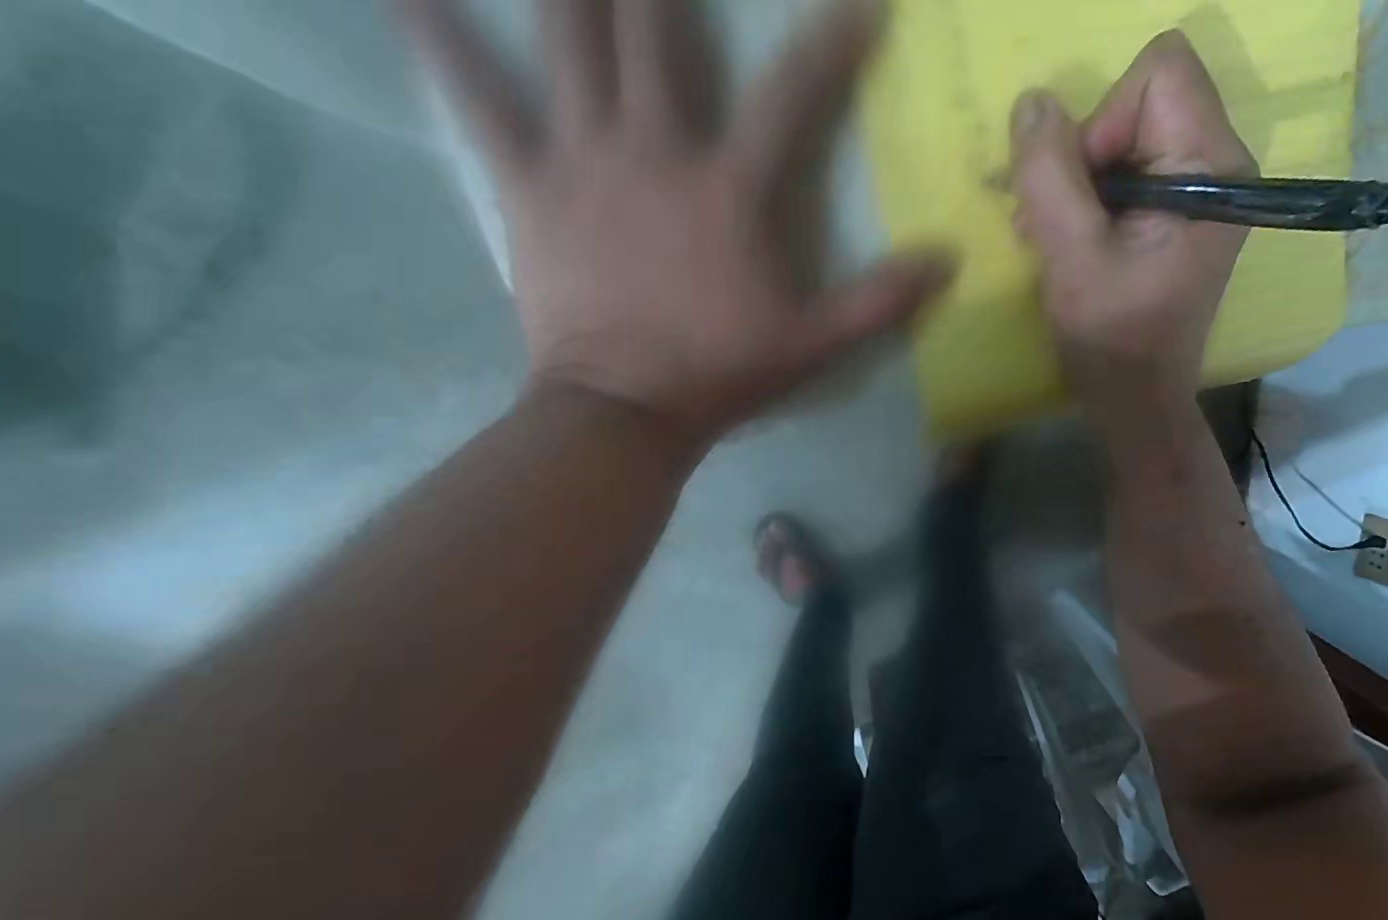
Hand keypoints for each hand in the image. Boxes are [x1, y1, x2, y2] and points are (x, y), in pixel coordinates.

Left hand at [401, 0, 955, 452]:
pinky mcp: (528, 184)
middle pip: (654, 26)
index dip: (830, 42)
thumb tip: (949, 261)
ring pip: (566, 35)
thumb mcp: (814, 344)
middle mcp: (655, 150)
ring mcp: (584, 159)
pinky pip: (476, 98)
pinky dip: (439, 36)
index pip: (792, 94)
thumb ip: (880, 302)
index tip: (861, 8)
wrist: (625, 412)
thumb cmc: (721, 374)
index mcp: (730, 189)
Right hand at [1008, 31, 1254, 421]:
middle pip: (1140, 100)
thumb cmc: (1112, 342)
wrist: (1137, 401)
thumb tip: (1032, 104)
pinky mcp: (1177, 211)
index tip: (1086, 194)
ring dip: (1077, 182)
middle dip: (1084, 156)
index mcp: (1212, 168)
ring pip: (1125, 135)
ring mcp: (1199, 189)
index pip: (1159, 74)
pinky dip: (1088, 198)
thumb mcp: (1072, 260)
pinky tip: (1069, 241)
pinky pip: (1126, 168)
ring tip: (1056, 239)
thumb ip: (1050, 177)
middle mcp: (1218, 165)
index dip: (1104, 123)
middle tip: (1055, 222)